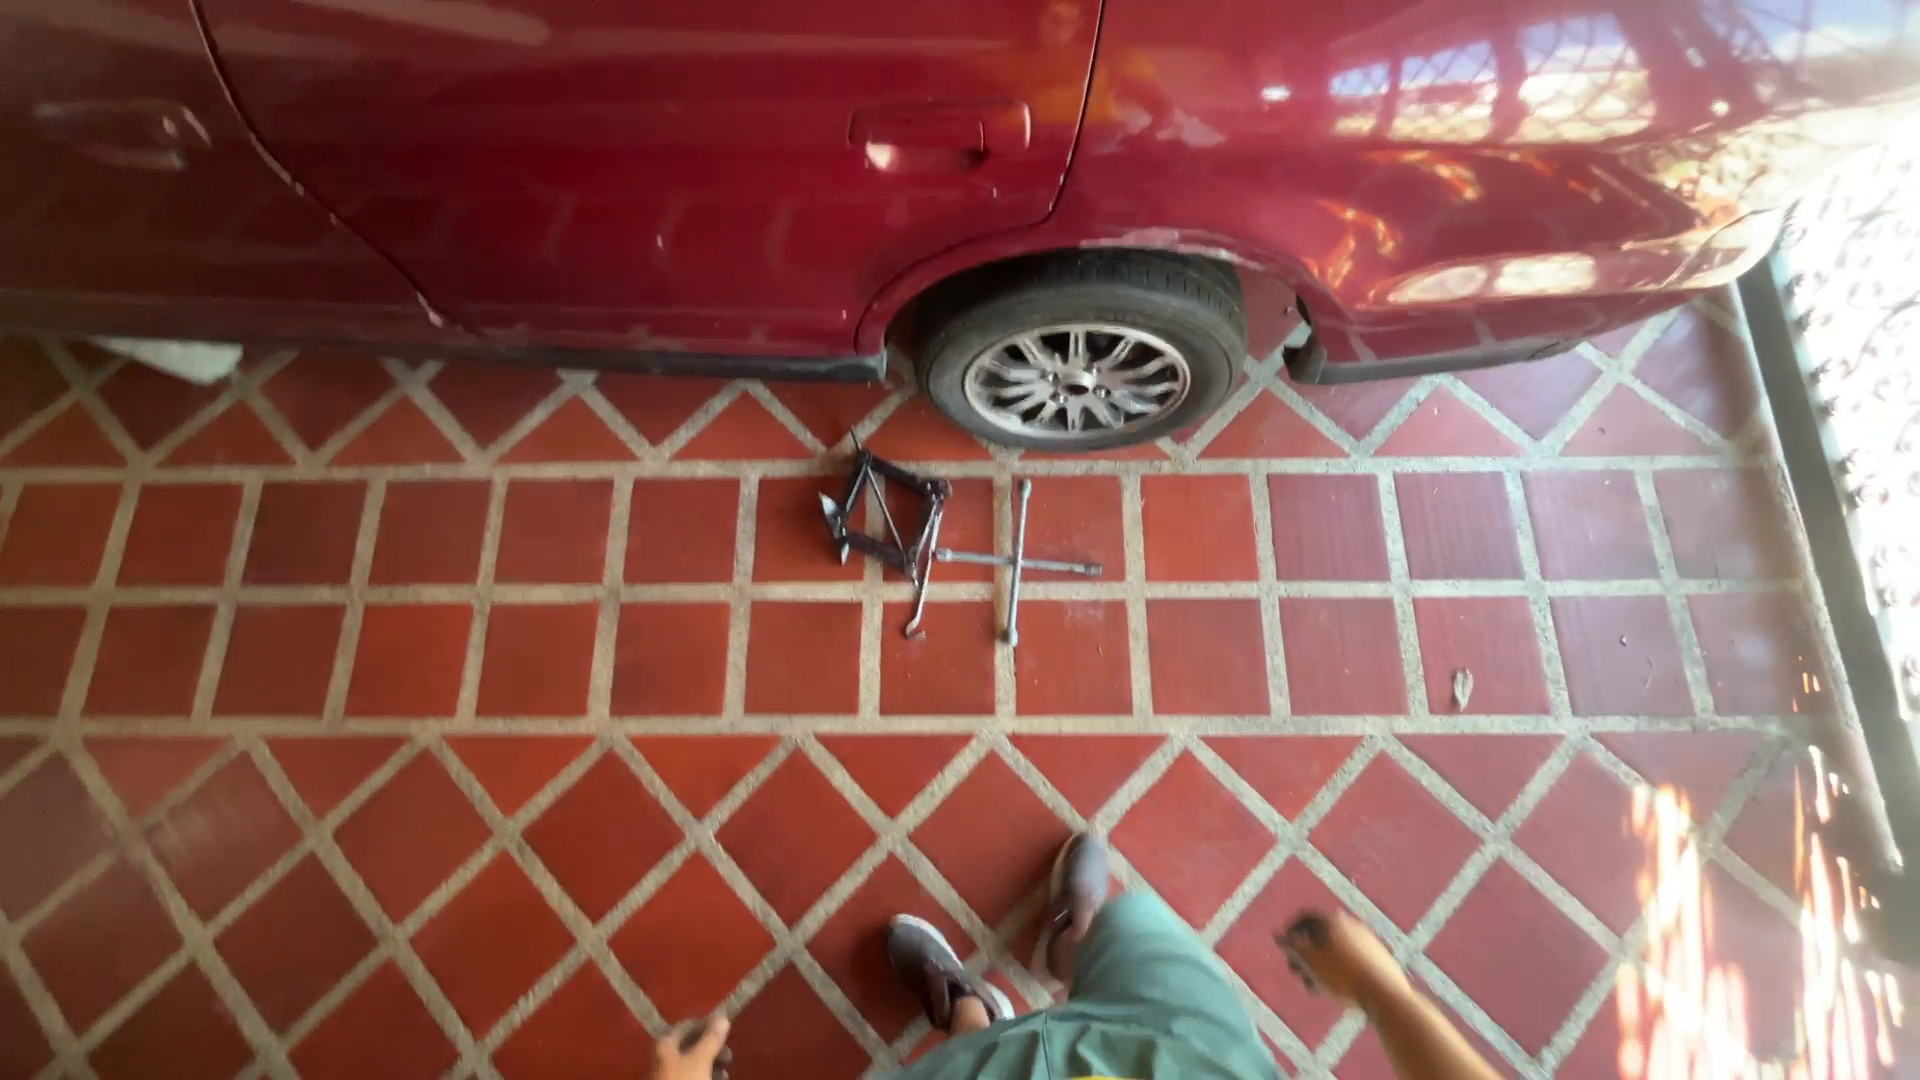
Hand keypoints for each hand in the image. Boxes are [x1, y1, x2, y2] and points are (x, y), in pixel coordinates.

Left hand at [652, 1015, 729, 1079]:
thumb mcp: (701, 1060)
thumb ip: (712, 1038)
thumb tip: (722, 1017)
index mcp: (666, 1044)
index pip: (687, 1024)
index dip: (706, 1024)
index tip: (725, 1029)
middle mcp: (664, 1057)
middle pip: (691, 1045)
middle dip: (712, 1048)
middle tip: (728, 1056)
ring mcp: (668, 1076)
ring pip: (693, 1063)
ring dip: (711, 1065)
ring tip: (724, 1075)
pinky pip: (691, 1078)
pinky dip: (705, 1077)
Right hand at [1277, 910, 1408, 1010]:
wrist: (1386, 995)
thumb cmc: (1341, 975)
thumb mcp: (1309, 961)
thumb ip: (1291, 946)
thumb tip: (1277, 935)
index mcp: (1331, 919)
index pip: (1304, 918)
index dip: (1291, 931)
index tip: (1285, 949)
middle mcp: (1350, 923)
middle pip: (1321, 935)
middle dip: (1307, 954)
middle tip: (1297, 972)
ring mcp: (1368, 940)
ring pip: (1337, 949)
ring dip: (1323, 965)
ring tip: (1316, 986)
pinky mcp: (1381, 958)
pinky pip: (1354, 959)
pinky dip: (1342, 969)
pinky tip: (1338, 989)